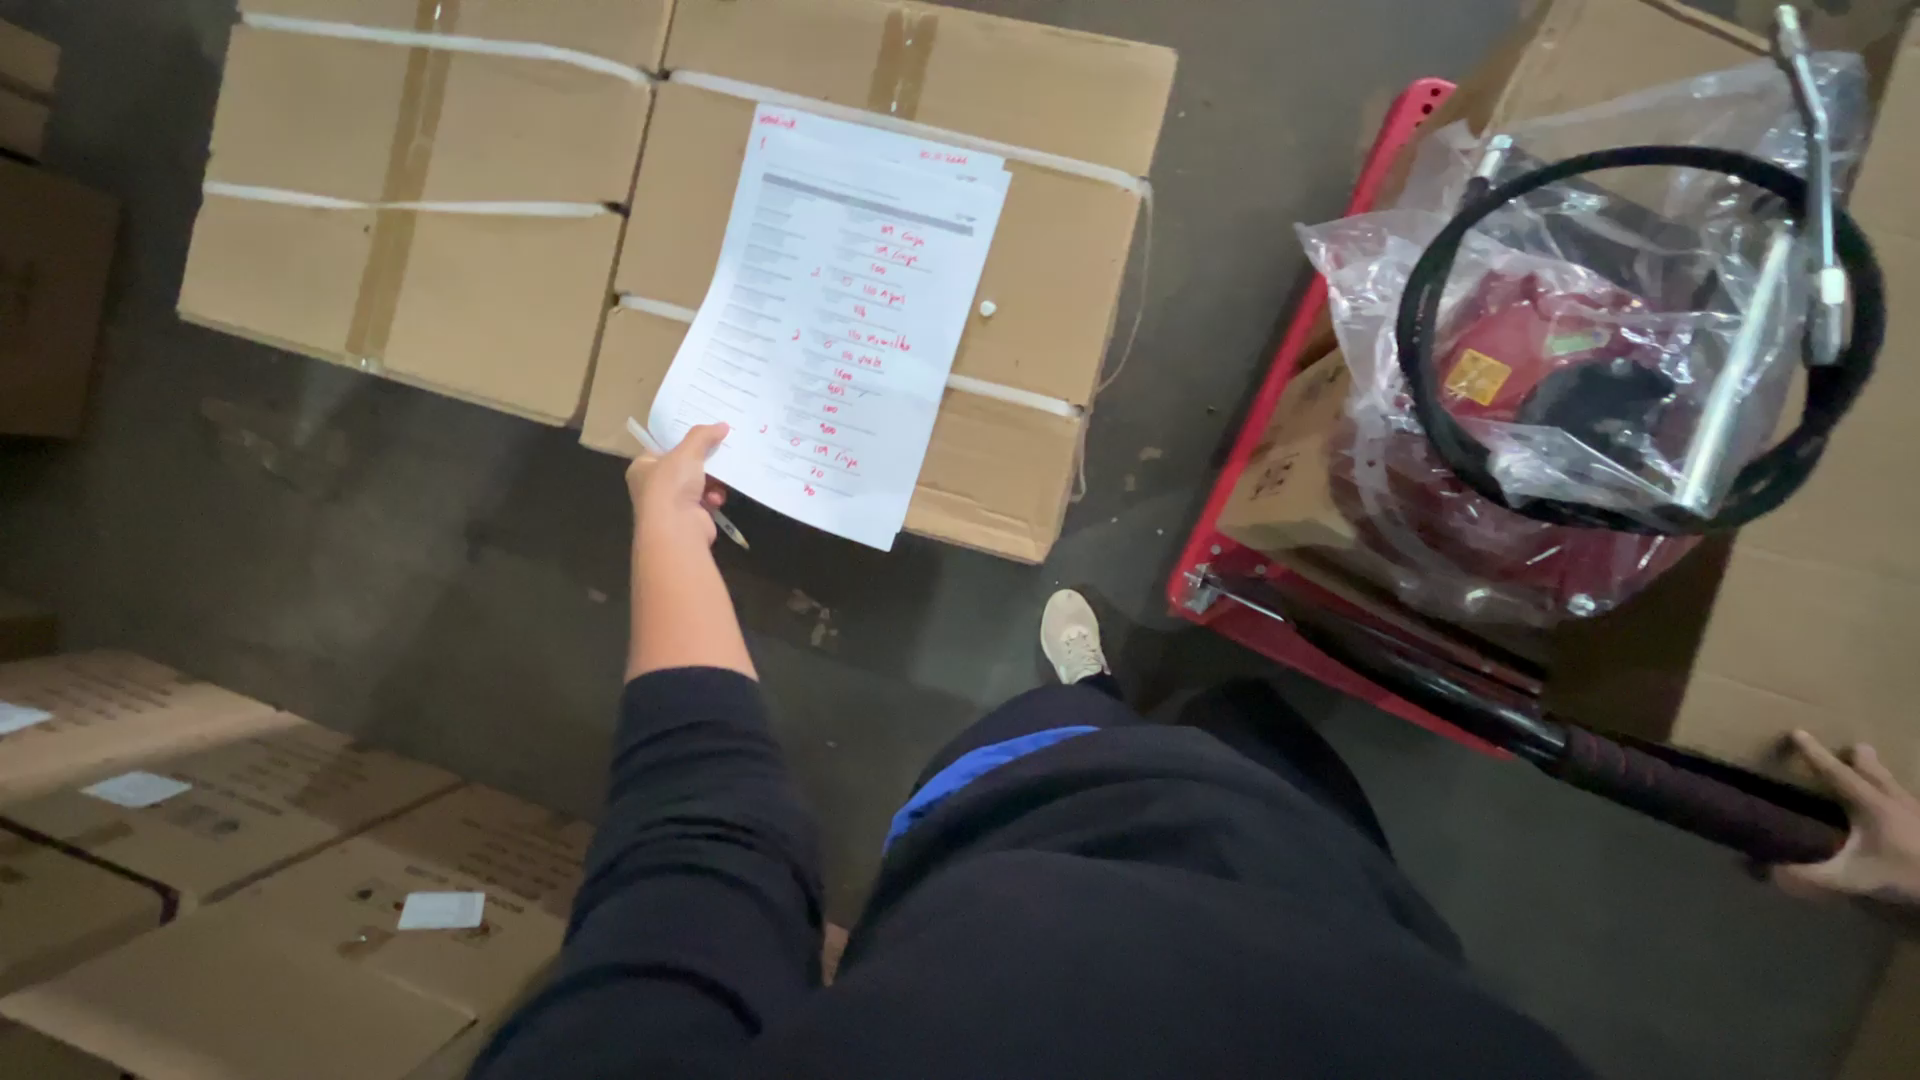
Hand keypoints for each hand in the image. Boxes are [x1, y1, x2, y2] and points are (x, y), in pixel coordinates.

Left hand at [628, 423, 729, 549]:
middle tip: (721, 450)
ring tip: (721, 478)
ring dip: (712, 481)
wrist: (677, 529)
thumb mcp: (686, 452)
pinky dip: (714, 497)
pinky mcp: (690, 517)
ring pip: (699, 483)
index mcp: (643, 467)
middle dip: (704, 461)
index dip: (682, 439)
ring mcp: (671, 503)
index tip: (703, 432)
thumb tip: (722, 425)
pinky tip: (717, 499)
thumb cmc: (671, 486)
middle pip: (684, 465)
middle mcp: (654, 486)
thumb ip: (703, 436)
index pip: (662, 448)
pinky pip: (706, 500)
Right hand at [1772, 730, 1919, 908]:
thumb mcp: (1851, 878)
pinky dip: (1901, 802)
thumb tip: (1764, 868)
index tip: (1798, 731)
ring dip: (1885, 780)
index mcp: (1872, 807)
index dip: (1815, 753)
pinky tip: (1903, 810)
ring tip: (1877, 774)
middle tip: (1858, 747)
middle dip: (1865, 762)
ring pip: (1899, 791)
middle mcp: (1899, 805)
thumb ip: (1807, 875)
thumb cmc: (1906, 877)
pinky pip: (1913, 808)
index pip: (1837, 773)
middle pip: (1878, 777)